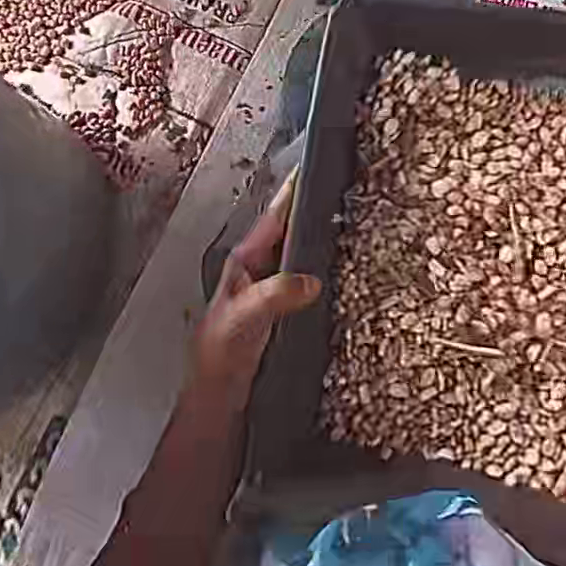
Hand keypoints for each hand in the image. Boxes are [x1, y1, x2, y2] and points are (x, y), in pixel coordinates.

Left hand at [192, 171, 320, 401]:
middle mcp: (257, 270)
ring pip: (297, 255)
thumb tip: (310, 280)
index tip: (310, 169)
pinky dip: (321, 270)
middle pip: (287, 231)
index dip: (291, 192)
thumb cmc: (220, 355)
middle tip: (340, 195)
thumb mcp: (246, 317)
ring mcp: (269, 289)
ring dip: (317, 240)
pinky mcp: (281, 309)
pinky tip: (337, 274)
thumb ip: (276, 294)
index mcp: (244, 262)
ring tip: (345, 226)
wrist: (220, 396)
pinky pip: (304, 279)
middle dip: (310, 212)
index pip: (273, 217)